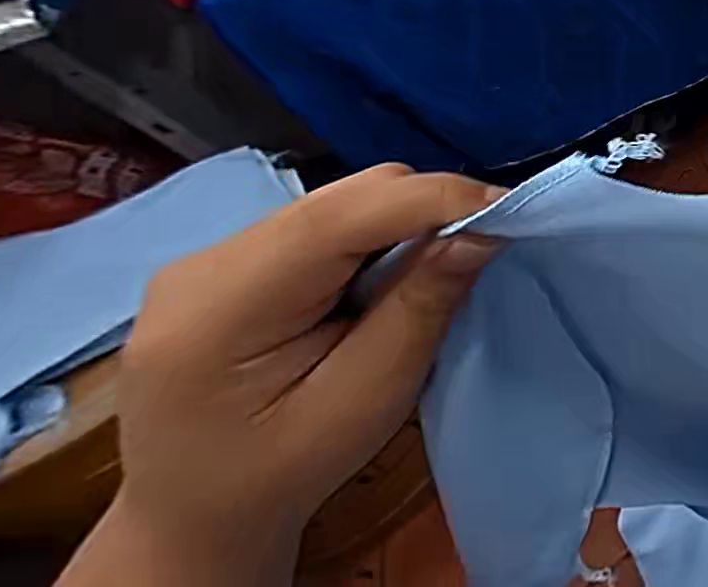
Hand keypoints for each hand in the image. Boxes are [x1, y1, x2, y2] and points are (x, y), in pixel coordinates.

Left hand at [57, 165, 502, 586]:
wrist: (197, 512)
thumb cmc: (283, 468)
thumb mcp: (368, 397)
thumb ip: (422, 307)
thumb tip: (484, 231)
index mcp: (220, 307)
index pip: (342, 216)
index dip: (435, 198)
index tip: (510, 211)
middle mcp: (208, 261)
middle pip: (349, 196)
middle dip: (430, 207)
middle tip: (481, 245)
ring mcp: (218, 253)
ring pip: (348, 196)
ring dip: (410, 217)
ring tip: (436, 264)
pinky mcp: (240, 254)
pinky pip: (336, 214)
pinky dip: (385, 229)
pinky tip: (392, 272)